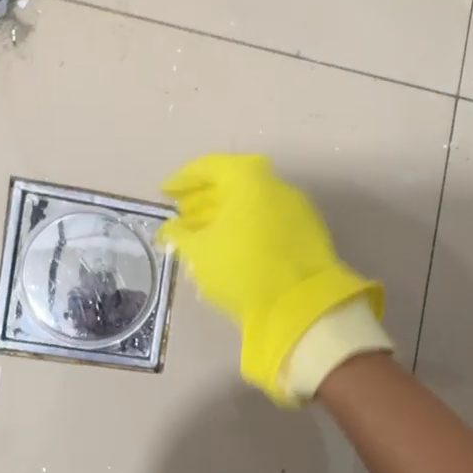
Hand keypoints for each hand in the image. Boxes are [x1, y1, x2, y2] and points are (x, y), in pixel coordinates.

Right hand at [160, 155, 387, 403]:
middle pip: (234, 185)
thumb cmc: (242, 268)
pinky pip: (268, 223)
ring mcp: (296, 210)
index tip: (166, 195)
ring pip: (253, 206)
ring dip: (225, 217)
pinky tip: (229, 249)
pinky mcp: (307, 235)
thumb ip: (180, 236)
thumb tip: (171, 229)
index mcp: (249, 180)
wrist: (301, 305)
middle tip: (182, 216)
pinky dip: (246, 229)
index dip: (184, 180)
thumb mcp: (199, 253)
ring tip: (201, 237)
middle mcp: (276, 187)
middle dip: (204, 199)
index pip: (211, 167)